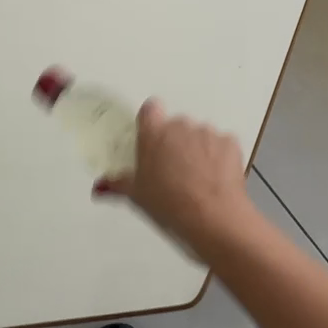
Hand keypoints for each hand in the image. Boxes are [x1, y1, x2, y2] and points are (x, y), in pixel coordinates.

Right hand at [34, 68, 256, 252]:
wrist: (212, 218)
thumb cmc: (168, 205)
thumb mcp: (138, 197)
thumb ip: (117, 185)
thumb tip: (97, 188)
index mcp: (153, 133)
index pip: (150, 110)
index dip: (152, 122)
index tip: (153, 141)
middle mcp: (180, 125)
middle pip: (176, 125)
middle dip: (176, 142)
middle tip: (175, 171)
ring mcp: (207, 132)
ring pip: (200, 135)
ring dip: (198, 150)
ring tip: (198, 180)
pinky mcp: (230, 142)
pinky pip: (221, 145)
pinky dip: (219, 157)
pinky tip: (216, 180)